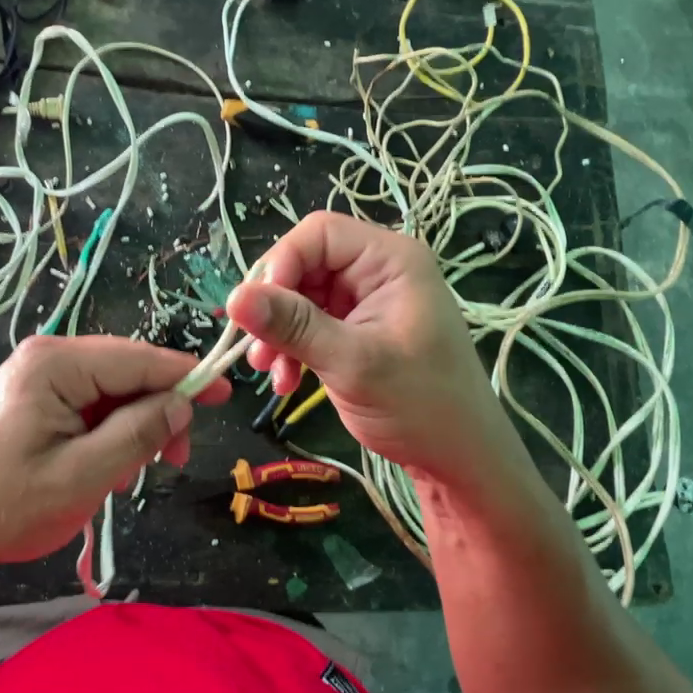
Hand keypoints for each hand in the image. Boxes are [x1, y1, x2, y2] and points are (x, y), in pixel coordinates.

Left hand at [0, 335, 229, 570]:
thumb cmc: (7, 507)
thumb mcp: (82, 476)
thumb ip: (137, 434)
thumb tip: (182, 404)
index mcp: (52, 364)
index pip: (136, 359)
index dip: (185, 376)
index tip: (226, 391)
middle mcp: (46, 356)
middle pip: (125, 371)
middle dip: (157, 411)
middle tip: (175, 459)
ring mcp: (38, 375)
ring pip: (112, 390)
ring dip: (134, 426)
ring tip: (132, 474)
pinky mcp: (35, 396)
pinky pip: (90, 403)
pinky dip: (110, 431)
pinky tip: (108, 465)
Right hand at [227, 211, 507, 481]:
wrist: (458, 458)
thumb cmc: (419, 404)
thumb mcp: (352, 362)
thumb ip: (293, 326)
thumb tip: (234, 297)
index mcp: (390, 260)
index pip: (319, 233)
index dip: (281, 263)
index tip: (256, 308)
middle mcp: (377, 271)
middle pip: (304, 264)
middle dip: (275, 305)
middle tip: (255, 348)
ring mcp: (366, 301)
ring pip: (300, 297)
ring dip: (278, 332)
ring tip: (267, 371)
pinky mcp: (356, 330)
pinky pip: (309, 324)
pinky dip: (291, 348)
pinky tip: (285, 381)